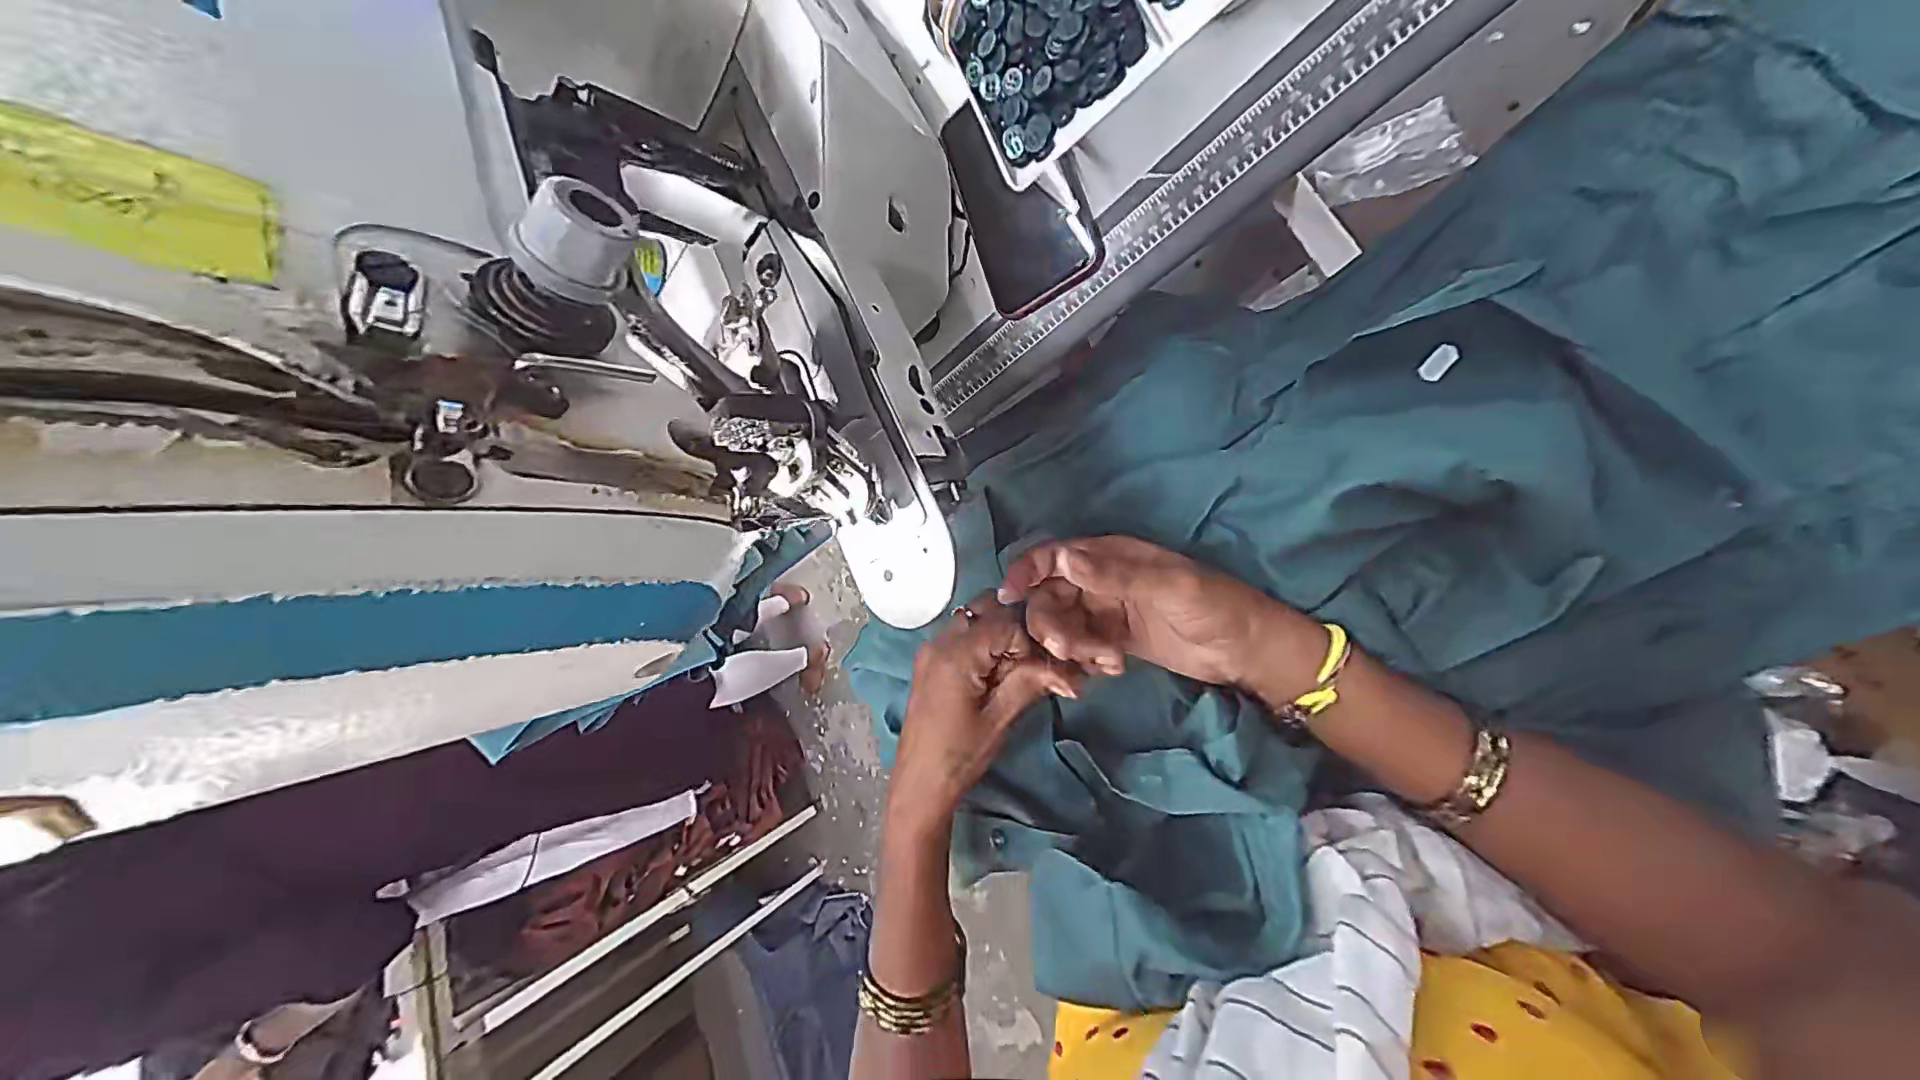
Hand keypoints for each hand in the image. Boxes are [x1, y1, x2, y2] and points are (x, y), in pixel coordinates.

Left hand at [890, 593, 1081, 836]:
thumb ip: (1030, 682)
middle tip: (1029, 665)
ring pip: (974, 619)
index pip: (1005, 621)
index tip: (1037, 669)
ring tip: (1011, 671)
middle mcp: (939, 642)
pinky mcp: (929, 661)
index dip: (1028, 641)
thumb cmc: (959, 756)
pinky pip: (961, 635)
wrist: (919, 783)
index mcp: (956, 654)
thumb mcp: (1000, 718)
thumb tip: (1070, 671)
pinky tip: (992, 674)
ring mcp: (931, 650)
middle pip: (987, 610)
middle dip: (1014, 631)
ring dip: (998, 635)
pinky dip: (982, 643)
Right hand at [999, 536, 1318, 691]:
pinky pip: (1080, 647)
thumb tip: (1064, 558)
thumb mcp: (1169, 588)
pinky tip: (1109, 670)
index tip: (1008, 596)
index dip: (1027, 571)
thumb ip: (1116, 575)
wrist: (1247, 652)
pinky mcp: (1113, 640)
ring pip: (1063, 625)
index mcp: (1112, 555)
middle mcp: (1101, 580)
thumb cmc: (1215, 608)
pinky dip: (1083, 660)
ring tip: (1106, 663)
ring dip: (1071, 646)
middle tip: (1072, 651)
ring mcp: (1106, 611)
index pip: (1055, 556)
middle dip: (1052, 624)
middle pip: (1051, 596)